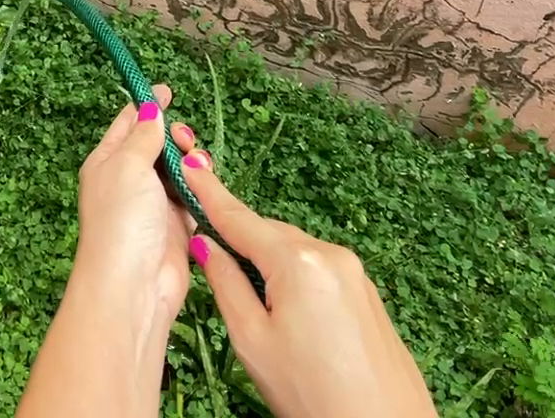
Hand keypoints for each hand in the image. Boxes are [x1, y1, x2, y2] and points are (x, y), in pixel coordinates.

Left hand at [16, 85, 192, 417]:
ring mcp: (153, 204)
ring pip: (179, 170)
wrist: (134, 284)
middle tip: (184, 140)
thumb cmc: (122, 218)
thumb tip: (149, 109)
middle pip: (157, 145)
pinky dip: (202, 188)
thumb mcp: (128, 164)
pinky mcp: (178, 226)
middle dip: (174, 136)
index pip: (128, 123)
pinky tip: (209, 184)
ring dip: (191, 161)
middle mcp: (129, 179)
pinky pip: (194, 197)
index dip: (147, 105)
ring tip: (198, 164)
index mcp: (107, 160)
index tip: (168, 90)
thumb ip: (144, 135)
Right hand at [172, 128, 437, 417]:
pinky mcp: (368, 293)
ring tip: (256, 305)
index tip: (187, 160)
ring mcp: (354, 271)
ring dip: (268, 261)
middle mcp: (329, 253)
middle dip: (240, 238)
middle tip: (211, 254)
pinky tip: (289, 313)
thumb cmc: (313, 397)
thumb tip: (205, 244)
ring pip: (293, 250)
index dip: (208, 190)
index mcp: (297, 261)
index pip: (239, 218)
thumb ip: (225, 283)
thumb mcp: (253, 342)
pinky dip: (293, 276)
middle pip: (267, 233)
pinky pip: (317, 268)